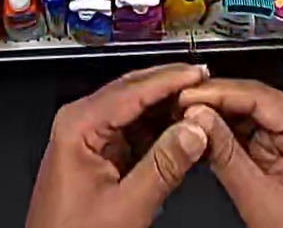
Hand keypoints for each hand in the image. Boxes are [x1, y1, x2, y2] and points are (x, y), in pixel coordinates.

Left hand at [26, 63, 211, 227]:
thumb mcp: (124, 209)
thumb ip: (163, 167)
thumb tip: (195, 130)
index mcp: (78, 123)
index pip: (132, 89)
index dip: (169, 79)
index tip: (198, 73)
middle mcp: (81, 121)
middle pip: (133, 92)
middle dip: (170, 87)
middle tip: (204, 82)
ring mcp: (89, 136)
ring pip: (135, 109)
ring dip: (166, 107)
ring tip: (199, 103)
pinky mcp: (99, 154)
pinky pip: (133, 131)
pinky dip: (158, 130)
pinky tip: (181, 128)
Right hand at [177, 79, 282, 227]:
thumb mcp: (264, 202)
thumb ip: (227, 157)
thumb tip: (199, 118)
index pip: (258, 95)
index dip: (218, 92)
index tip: (187, 94)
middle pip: (250, 102)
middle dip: (213, 104)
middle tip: (179, 105)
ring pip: (244, 118)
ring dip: (213, 119)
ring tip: (183, 119)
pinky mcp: (278, 157)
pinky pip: (245, 138)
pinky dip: (221, 139)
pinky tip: (199, 138)